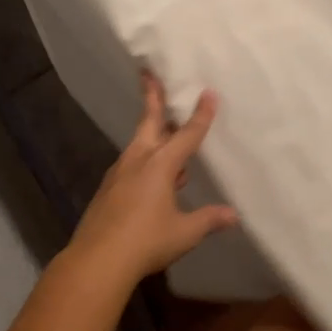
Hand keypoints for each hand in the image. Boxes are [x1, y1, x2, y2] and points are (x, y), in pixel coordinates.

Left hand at [65, 74, 238, 286]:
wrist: (98, 257)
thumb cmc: (146, 241)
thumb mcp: (184, 232)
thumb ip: (208, 220)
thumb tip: (233, 215)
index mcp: (160, 165)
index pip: (186, 135)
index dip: (200, 115)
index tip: (208, 93)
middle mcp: (138, 160)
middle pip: (150, 123)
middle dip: (152, 97)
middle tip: (148, 73)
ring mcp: (120, 172)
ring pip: (140, 143)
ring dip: (153, 131)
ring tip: (167, 127)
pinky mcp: (110, 186)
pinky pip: (132, 162)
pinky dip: (146, 157)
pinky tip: (155, 174)